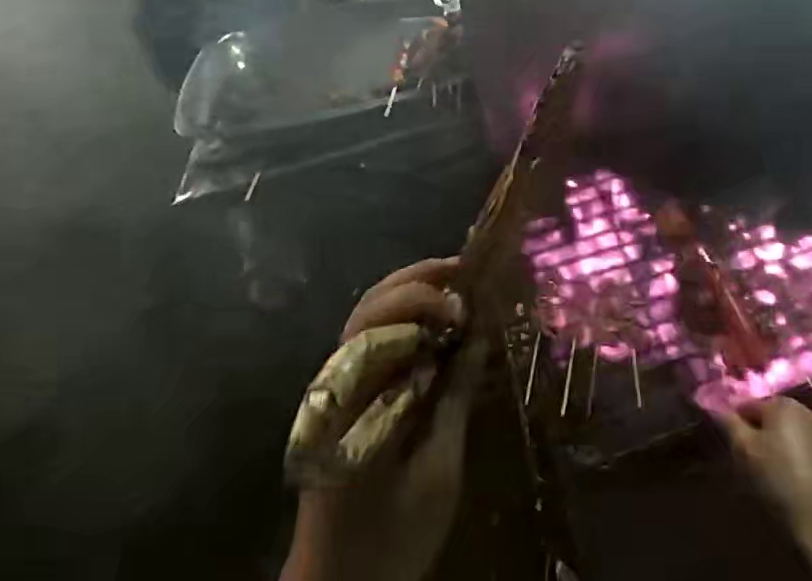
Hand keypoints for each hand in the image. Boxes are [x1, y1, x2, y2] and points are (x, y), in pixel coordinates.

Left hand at [282, 258, 479, 580]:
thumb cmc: (391, 540)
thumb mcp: (437, 471)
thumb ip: (455, 398)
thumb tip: (477, 336)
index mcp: (348, 406)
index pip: (376, 326)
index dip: (423, 301)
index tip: (467, 310)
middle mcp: (333, 389)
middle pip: (366, 308)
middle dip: (418, 280)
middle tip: (467, 272)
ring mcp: (334, 394)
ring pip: (365, 319)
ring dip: (411, 292)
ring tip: (458, 285)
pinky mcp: (343, 404)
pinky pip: (371, 342)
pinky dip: (405, 318)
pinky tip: (439, 321)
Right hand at [711, 397, 811, 536]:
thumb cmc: (779, 482)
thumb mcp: (745, 453)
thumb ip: (730, 425)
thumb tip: (716, 406)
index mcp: (782, 403)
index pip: (748, 404)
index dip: (735, 422)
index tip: (729, 444)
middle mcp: (804, 408)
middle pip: (770, 414)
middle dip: (756, 432)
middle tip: (745, 461)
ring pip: (788, 429)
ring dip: (775, 443)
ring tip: (766, 472)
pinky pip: (804, 443)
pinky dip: (793, 453)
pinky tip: (788, 477)